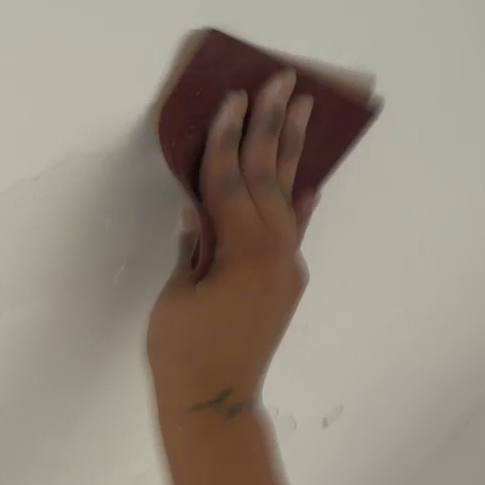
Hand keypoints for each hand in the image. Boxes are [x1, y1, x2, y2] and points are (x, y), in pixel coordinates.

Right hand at [147, 70, 315, 438]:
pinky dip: (299, 204)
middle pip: (267, 180)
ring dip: (292, 154)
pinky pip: (294, 232)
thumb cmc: (181, 354)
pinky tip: (309, 182)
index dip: (228, 141)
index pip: (230, 184)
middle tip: (283, 81)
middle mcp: (275, 254)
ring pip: (287, 199)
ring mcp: (287, 268)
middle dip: (271, 129)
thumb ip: (192, 250)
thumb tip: (197, 210)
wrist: (214, 402)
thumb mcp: (175, 298)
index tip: (234, 99)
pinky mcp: (285, 284)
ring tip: (305, 109)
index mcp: (241, 253)